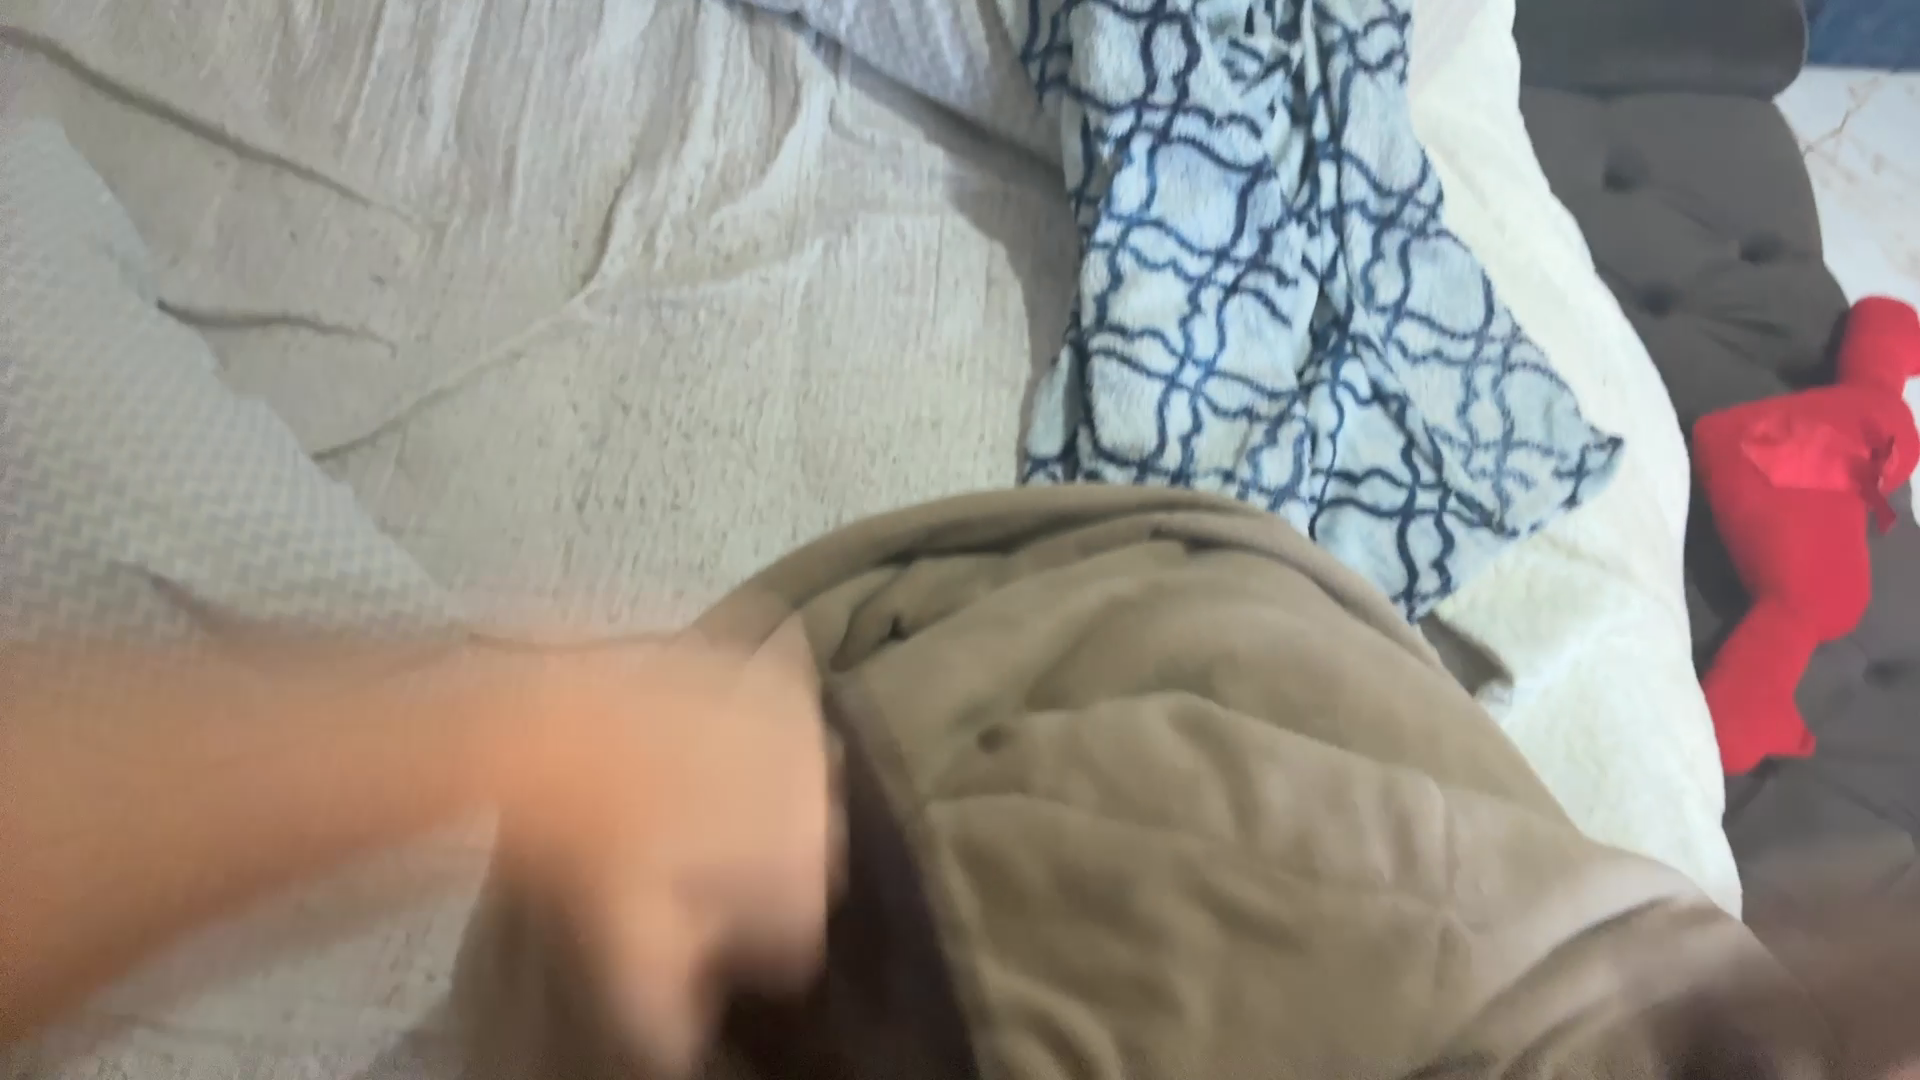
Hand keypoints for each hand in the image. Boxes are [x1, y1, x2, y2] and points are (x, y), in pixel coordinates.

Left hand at [484, 627, 840, 1076]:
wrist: (565, 732)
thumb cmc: (601, 852)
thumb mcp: (627, 953)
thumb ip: (673, 1013)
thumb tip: (686, 1050)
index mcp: (802, 873)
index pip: (803, 926)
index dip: (757, 932)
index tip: (720, 924)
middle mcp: (826, 803)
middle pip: (814, 847)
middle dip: (773, 856)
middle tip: (710, 851)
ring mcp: (810, 733)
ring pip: (809, 780)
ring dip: (776, 792)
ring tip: (712, 789)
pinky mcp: (786, 682)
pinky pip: (795, 718)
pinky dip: (770, 731)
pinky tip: (723, 735)